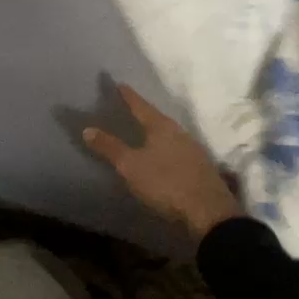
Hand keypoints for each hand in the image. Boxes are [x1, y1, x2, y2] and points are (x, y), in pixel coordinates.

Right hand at [82, 82, 242, 241]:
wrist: (211, 214)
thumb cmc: (166, 183)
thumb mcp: (131, 166)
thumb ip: (109, 147)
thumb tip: (87, 128)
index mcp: (161, 127)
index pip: (141, 105)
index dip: (128, 96)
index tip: (120, 83)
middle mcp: (180, 133)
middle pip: (158, 119)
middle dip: (144, 114)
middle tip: (130, 109)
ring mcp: (194, 151)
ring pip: (170, 135)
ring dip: (157, 133)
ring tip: (145, 133)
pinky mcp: (202, 169)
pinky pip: (179, 151)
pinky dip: (167, 149)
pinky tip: (164, 156)